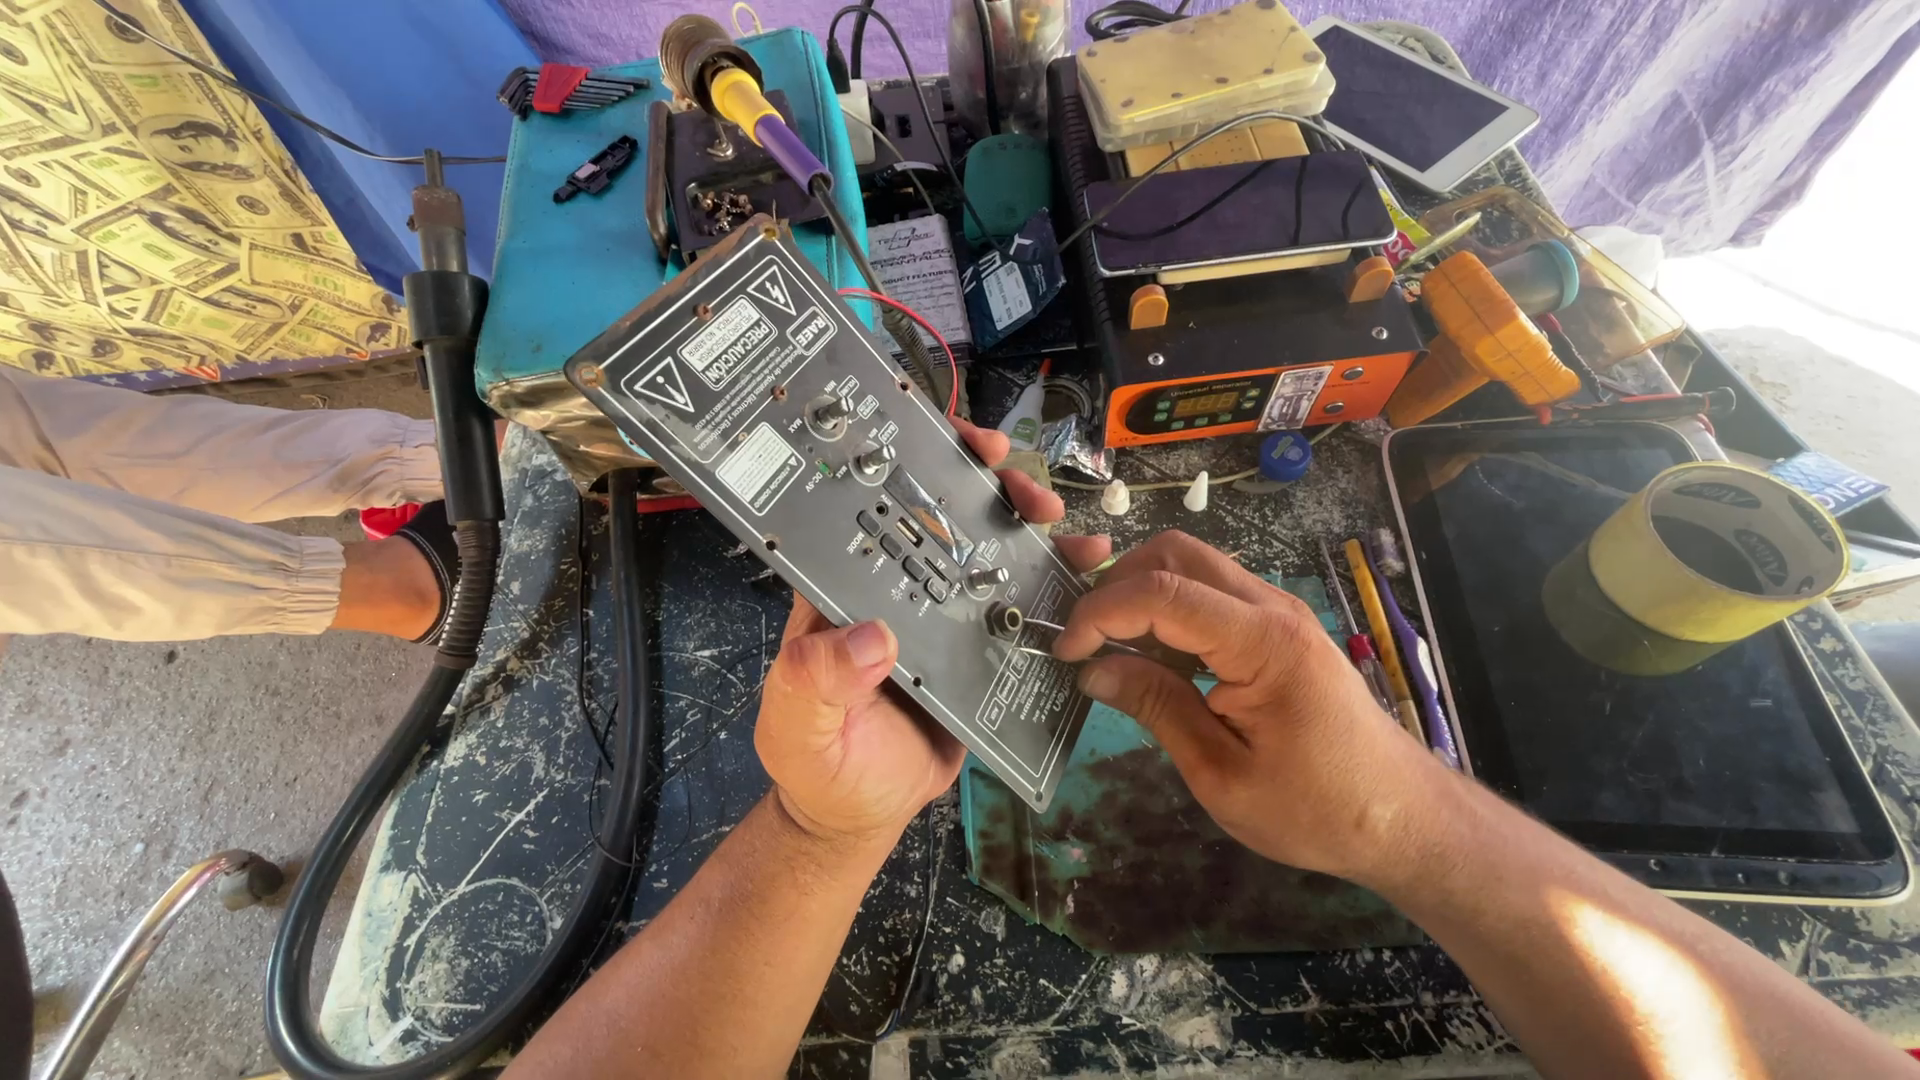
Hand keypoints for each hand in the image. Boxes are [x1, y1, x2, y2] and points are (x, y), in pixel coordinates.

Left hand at [755, 418, 1111, 849]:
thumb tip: (874, 636)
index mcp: (844, 589)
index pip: (873, 509)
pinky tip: (1084, 567)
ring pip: (986, 552)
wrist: (866, 809)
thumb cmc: (821, 765)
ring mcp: (941, 614)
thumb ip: (816, 679)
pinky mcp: (978, 646)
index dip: (913, 465)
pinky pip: (1016, 606)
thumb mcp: (800, 724)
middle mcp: (894, 588)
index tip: (956, 446)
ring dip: (1025, 523)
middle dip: (985, 485)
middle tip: (1022, 486)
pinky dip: (1051, 582)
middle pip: (942, 516)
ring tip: (1059, 519)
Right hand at [1051, 531, 1446, 883]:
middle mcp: (1272, 608)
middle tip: (1088, 639)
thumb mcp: (1220, 774)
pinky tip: (1157, 656)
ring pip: (1193, 563)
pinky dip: (1169, 607)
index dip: (1100, 613)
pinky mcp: (1279, 625)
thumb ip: (1156, 708)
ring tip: (1115, 648)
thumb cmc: (1316, 809)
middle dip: (1118, 584)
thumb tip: (1094, 669)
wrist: (1403, 818)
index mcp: (1262, 643)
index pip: (1162, 594)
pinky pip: (1211, 591)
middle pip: (1176, 553)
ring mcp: (1279, 611)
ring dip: (1142, 591)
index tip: (1066, 652)